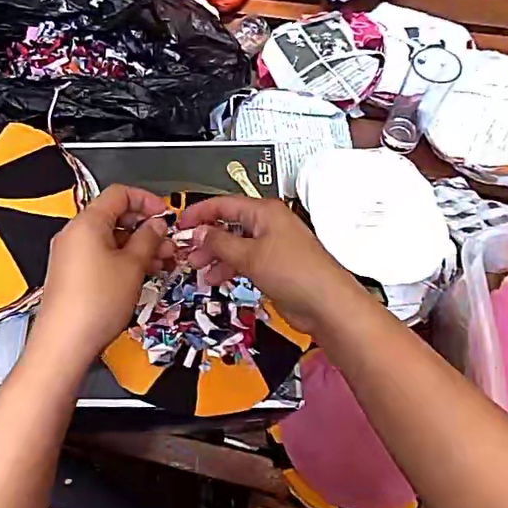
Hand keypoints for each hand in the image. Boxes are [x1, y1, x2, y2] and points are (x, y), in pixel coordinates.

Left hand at [33, 184, 175, 363]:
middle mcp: (74, 234)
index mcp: (87, 223)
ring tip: (160, 262)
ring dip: (137, 246)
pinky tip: (141, 274)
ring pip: (110, 238)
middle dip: (145, 227)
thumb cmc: (92, 305)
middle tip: (167, 242)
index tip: (164, 214)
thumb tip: (156, 225)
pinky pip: (101, 256)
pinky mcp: (72, 274)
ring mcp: (71, 254)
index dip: (146, 200)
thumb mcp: (133, 266)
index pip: (120, 194)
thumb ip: (149, 239)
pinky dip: (123, 260)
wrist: (65, 343)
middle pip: (115, 216)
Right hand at [175, 196, 367, 337]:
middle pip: (229, 224)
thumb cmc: (300, 274)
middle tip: (187, 250)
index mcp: (265, 212)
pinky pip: (246, 260)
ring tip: (199, 267)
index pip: (224, 204)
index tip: (181, 222)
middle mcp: (269, 225)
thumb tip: (201, 233)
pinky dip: (230, 267)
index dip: (200, 212)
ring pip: (236, 244)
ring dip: (216, 255)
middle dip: (206, 237)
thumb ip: (220, 243)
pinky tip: (217, 277)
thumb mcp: (249, 255)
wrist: (326, 303)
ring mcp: (273, 245)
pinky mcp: (275, 265)